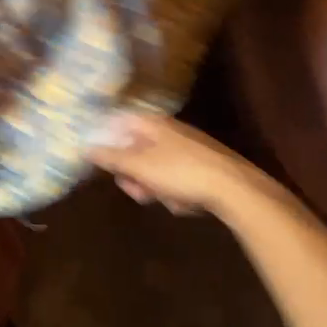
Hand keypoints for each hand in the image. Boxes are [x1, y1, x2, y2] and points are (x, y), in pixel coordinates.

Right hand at [89, 112, 265, 215]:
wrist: (242, 193)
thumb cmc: (181, 173)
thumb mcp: (137, 166)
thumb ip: (108, 156)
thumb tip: (84, 147)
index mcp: (151, 122)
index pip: (116, 123)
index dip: (104, 141)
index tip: (100, 162)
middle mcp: (169, 130)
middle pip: (135, 149)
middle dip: (132, 173)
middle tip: (136, 190)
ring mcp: (190, 148)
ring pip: (156, 167)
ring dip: (153, 186)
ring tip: (164, 200)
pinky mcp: (207, 167)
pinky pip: (178, 177)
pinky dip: (176, 191)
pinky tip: (184, 204)